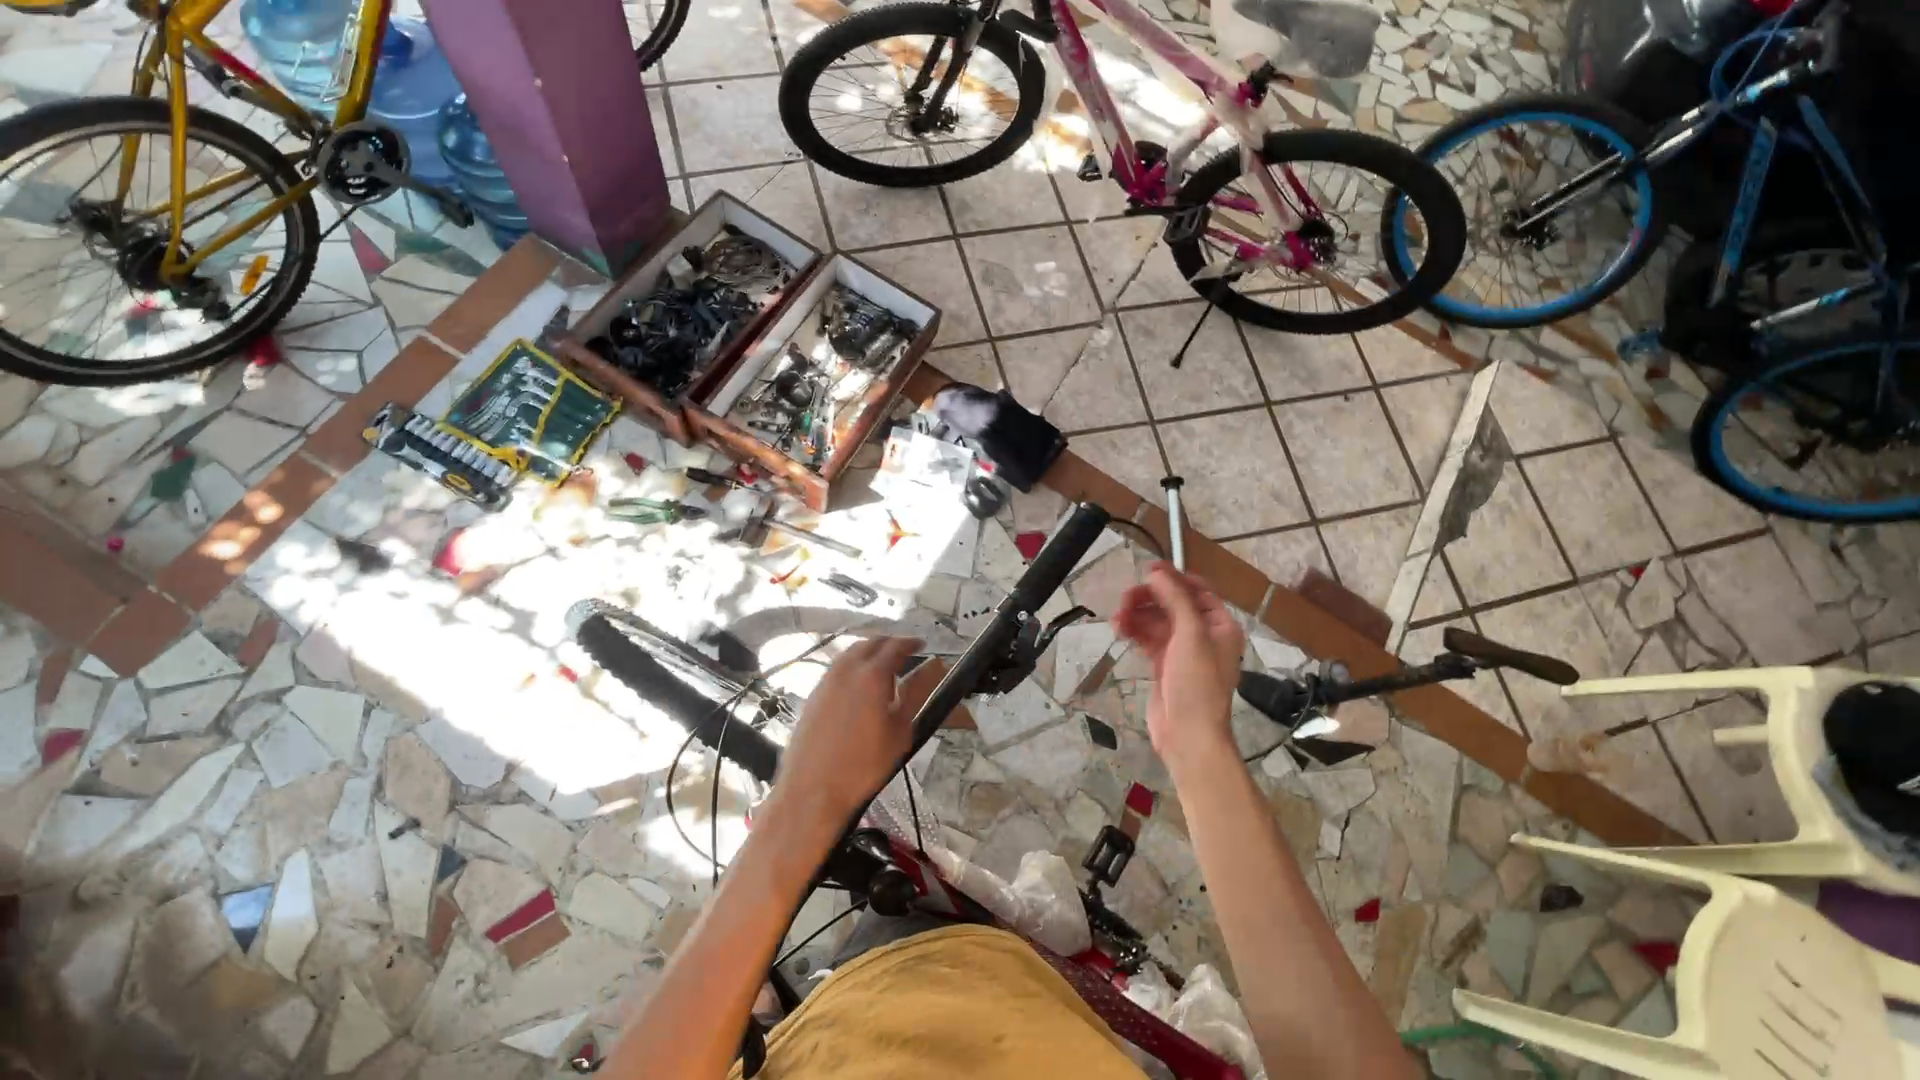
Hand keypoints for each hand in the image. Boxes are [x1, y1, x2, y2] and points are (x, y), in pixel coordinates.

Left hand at [770, 636, 924, 825]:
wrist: (813, 788)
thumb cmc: (864, 764)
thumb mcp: (900, 730)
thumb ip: (916, 692)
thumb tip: (934, 666)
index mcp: (872, 675)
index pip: (895, 646)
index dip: (911, 642)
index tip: (922, 645)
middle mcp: (846, 669)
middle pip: (870, 643)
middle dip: (890, 644)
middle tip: (906, 655)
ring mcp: (826, 680)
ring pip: (851, 653)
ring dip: (870, 653)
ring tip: (885, 669)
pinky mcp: (813, 694)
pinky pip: (837, 668)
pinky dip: (853, 666)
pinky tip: (860, 687)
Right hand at [1113, 563, 1243, 767]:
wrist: (1188, 734)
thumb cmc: (1197, 684)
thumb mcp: (1191, 635)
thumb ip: (1175, 600)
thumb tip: (1157, 573)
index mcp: (1220, 626)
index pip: (1198, 591)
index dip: (1174, 578)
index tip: (1148, 570)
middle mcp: (1204, 635)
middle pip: (1174, 604)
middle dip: (1150, 598)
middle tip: (1125, 598)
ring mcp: (1183, 651)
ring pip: (1158, 621)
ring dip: (1138, 614)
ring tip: (1117, 617)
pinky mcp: (1165, 665)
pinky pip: (1149, 639)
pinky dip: (1135, 631)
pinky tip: (1120, 628)